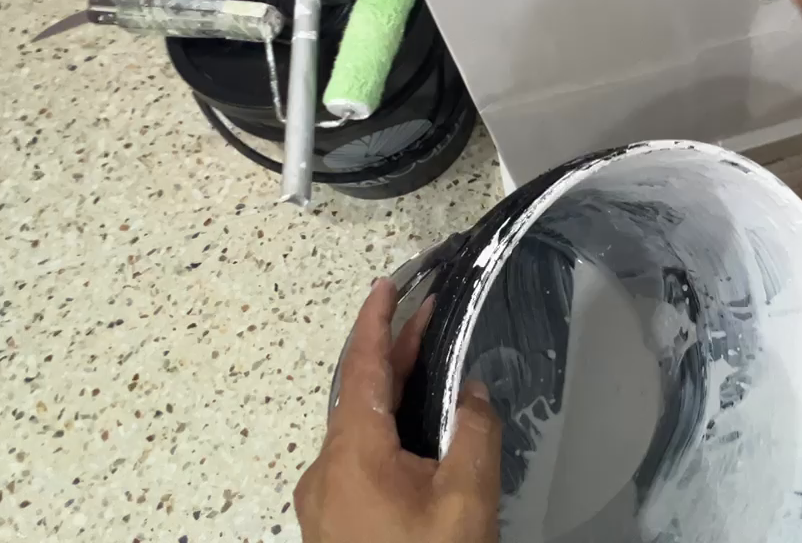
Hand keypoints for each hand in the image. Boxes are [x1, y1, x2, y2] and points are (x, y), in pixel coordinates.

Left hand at [295, 280, 502, 542]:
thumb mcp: (466, 498)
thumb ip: (475, 432)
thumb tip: (473, 393)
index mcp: (352, 455)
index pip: (360, 368)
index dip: (374, 320)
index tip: (387, 283)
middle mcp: (327, 471)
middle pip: (360, 392)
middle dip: (394, 347)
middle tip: (432, 310)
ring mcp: (326, 501)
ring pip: (360, 423)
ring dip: (393, 385)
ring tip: (431, 355)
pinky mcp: (336, 522)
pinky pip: (360, 451)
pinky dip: (388, 420)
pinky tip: (419, 423)